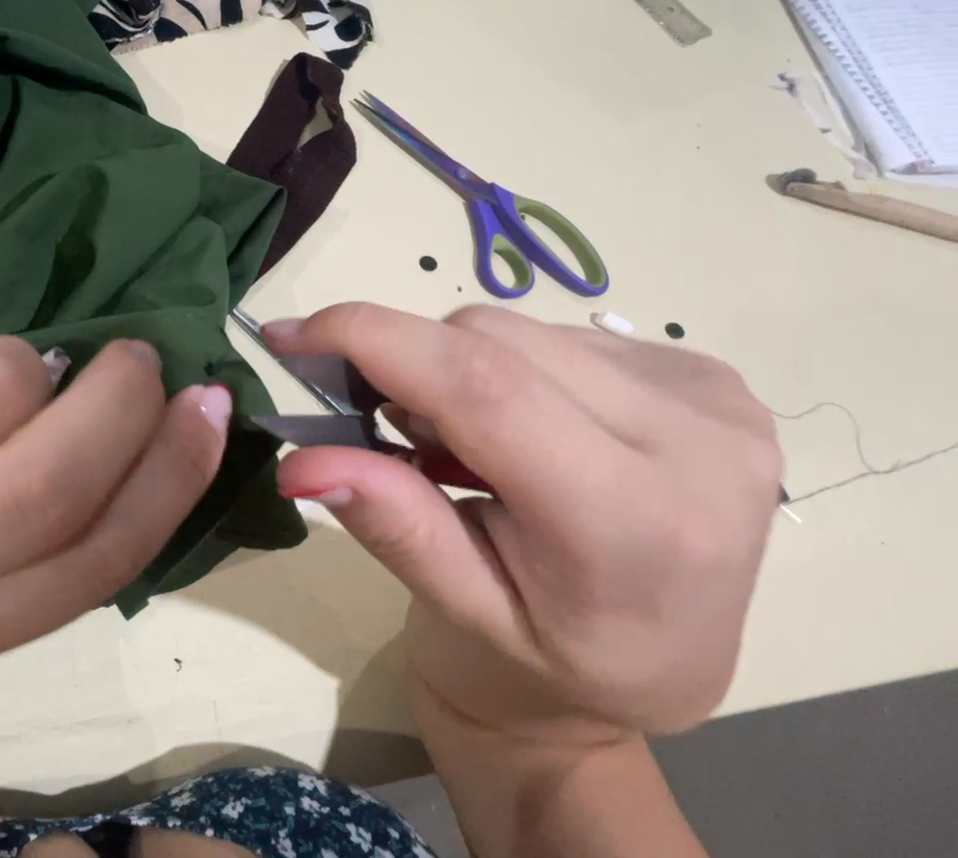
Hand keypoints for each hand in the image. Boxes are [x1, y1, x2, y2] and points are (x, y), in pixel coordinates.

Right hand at [265, 304, 782, 742]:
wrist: (651, 673)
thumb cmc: (541, 664)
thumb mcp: (457, 610)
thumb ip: (392, 525)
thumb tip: (301, 461)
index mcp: (636, 523)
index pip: (484, 389)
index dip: (371, 341)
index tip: (287, 337)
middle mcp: (697, 443)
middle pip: (492, 342)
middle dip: (407, 367)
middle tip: (383, 433)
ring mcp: (716, 403)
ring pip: (518, 329)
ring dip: (453, 369)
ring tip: (457, 448)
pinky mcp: (707, 379)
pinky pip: (554, 336)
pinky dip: (502, 370)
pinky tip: (517, 431)